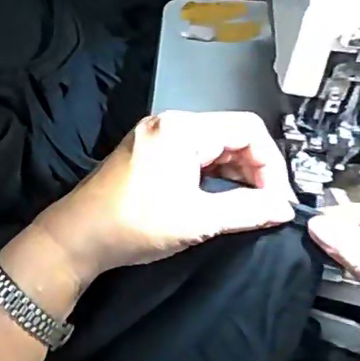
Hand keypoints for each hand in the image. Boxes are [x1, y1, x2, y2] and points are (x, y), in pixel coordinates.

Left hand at [30, 111, 297, 288]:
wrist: (79, 235)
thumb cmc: (130, 222)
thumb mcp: (200, 219)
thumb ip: (248, 210)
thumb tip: (279, 208)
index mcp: (181, 129)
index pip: (248, 129)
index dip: (272, 164)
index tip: (278, 198)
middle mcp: (167, 125)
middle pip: (230, 135)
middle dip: (255, 169)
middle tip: (266, 206)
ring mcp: (154, 138)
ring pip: (212, 146)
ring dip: (234, 174)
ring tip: (246, 207)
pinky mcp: (147, 154)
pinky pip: (191, 155)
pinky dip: (211, 175)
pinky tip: (219, 200)